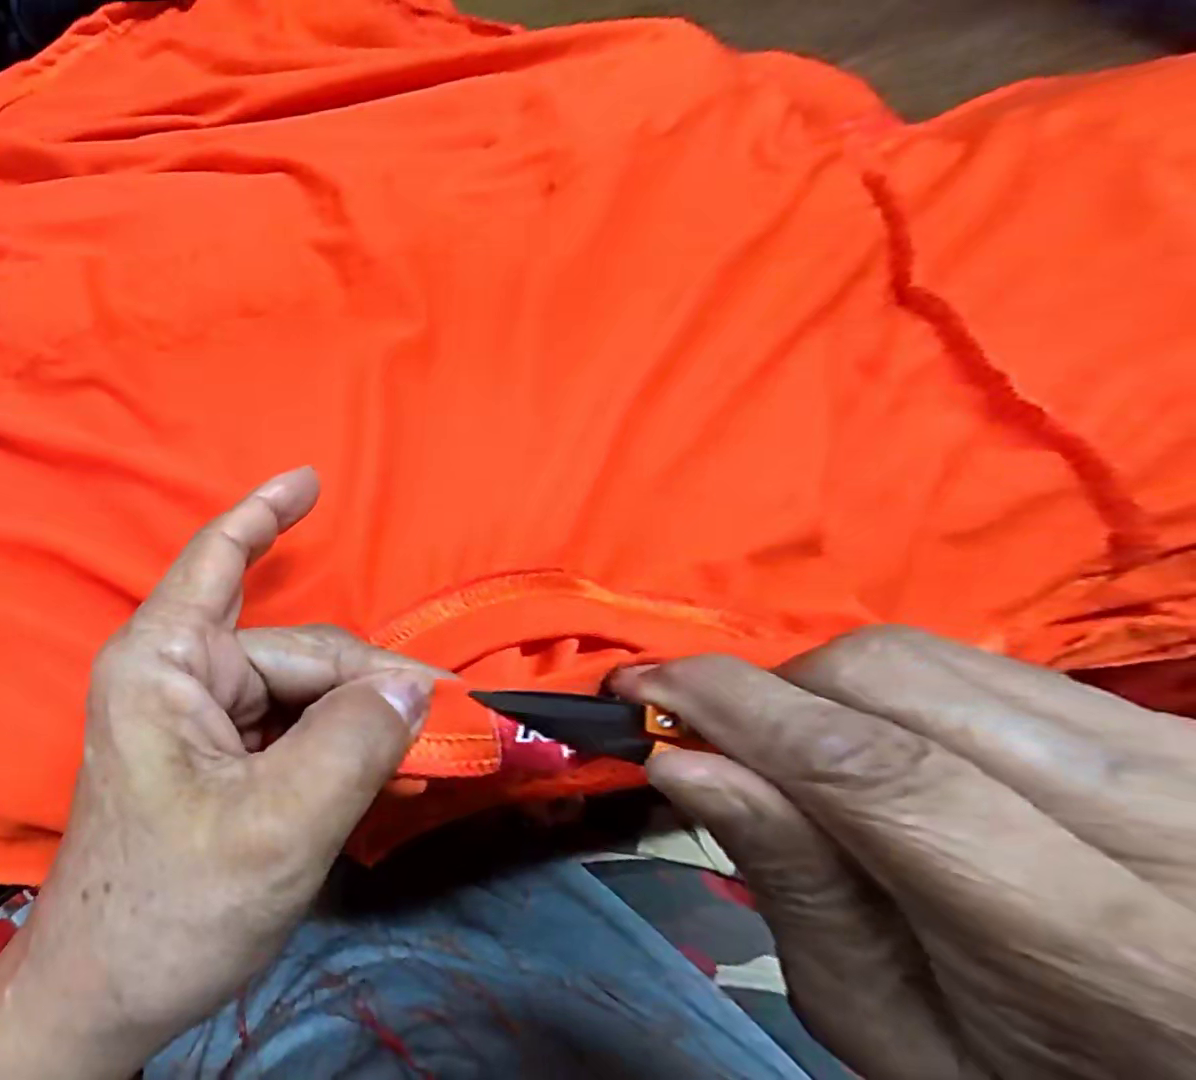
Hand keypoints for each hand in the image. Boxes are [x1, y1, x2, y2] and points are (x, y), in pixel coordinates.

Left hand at [0, 468, 439, 1079]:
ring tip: (425, 757)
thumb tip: (409, 686)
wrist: (107, 993)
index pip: (219, 562)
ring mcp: (195, 718)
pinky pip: (289, 731)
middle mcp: (176, 674)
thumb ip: (352, 745)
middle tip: (446, 724)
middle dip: (366, 685)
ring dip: (360, 723)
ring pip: (300, 697)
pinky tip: (386, 772)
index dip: (265, 514)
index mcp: (164, 663)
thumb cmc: (170, 907)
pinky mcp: (212, 757)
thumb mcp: (276, 826)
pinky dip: (338, 747)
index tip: (310, 478)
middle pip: (293, 654)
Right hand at [613, 627, 1195, 1079]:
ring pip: (930, 655)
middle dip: (765, 691)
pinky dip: (886, 689)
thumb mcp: (891, 1025)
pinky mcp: (1181, 733)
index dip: (734, 708)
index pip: (871, 770)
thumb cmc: (1030, 1078)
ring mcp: (1194, 764)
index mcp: (1111, 954)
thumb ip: (792, 885)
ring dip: (819, 686)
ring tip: (795, 745)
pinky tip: (881, 743)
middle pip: (891, 681)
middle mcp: (1175, 830)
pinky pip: (980, 664)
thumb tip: (677, 762)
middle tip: (712, 736)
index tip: (638, 689)